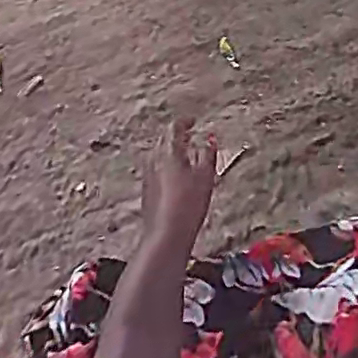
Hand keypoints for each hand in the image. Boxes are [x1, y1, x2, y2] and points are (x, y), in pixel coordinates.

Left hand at [140, 119, 216, 250]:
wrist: (166, 236)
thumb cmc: (187, 204)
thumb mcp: (206, 175)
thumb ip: (208, 153)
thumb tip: (209, 140)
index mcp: (168, 151)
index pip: (174, 128)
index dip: (185, 122)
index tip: (193, 121)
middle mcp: (154, 160)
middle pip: (164, 140)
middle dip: (177, 135)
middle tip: (190, 134)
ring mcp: (148, 176)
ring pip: (160, 154)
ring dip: (172, 150)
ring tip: (186, 154)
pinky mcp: (147, 191)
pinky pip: (157, 169)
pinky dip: (167, 165)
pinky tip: (177, 175)